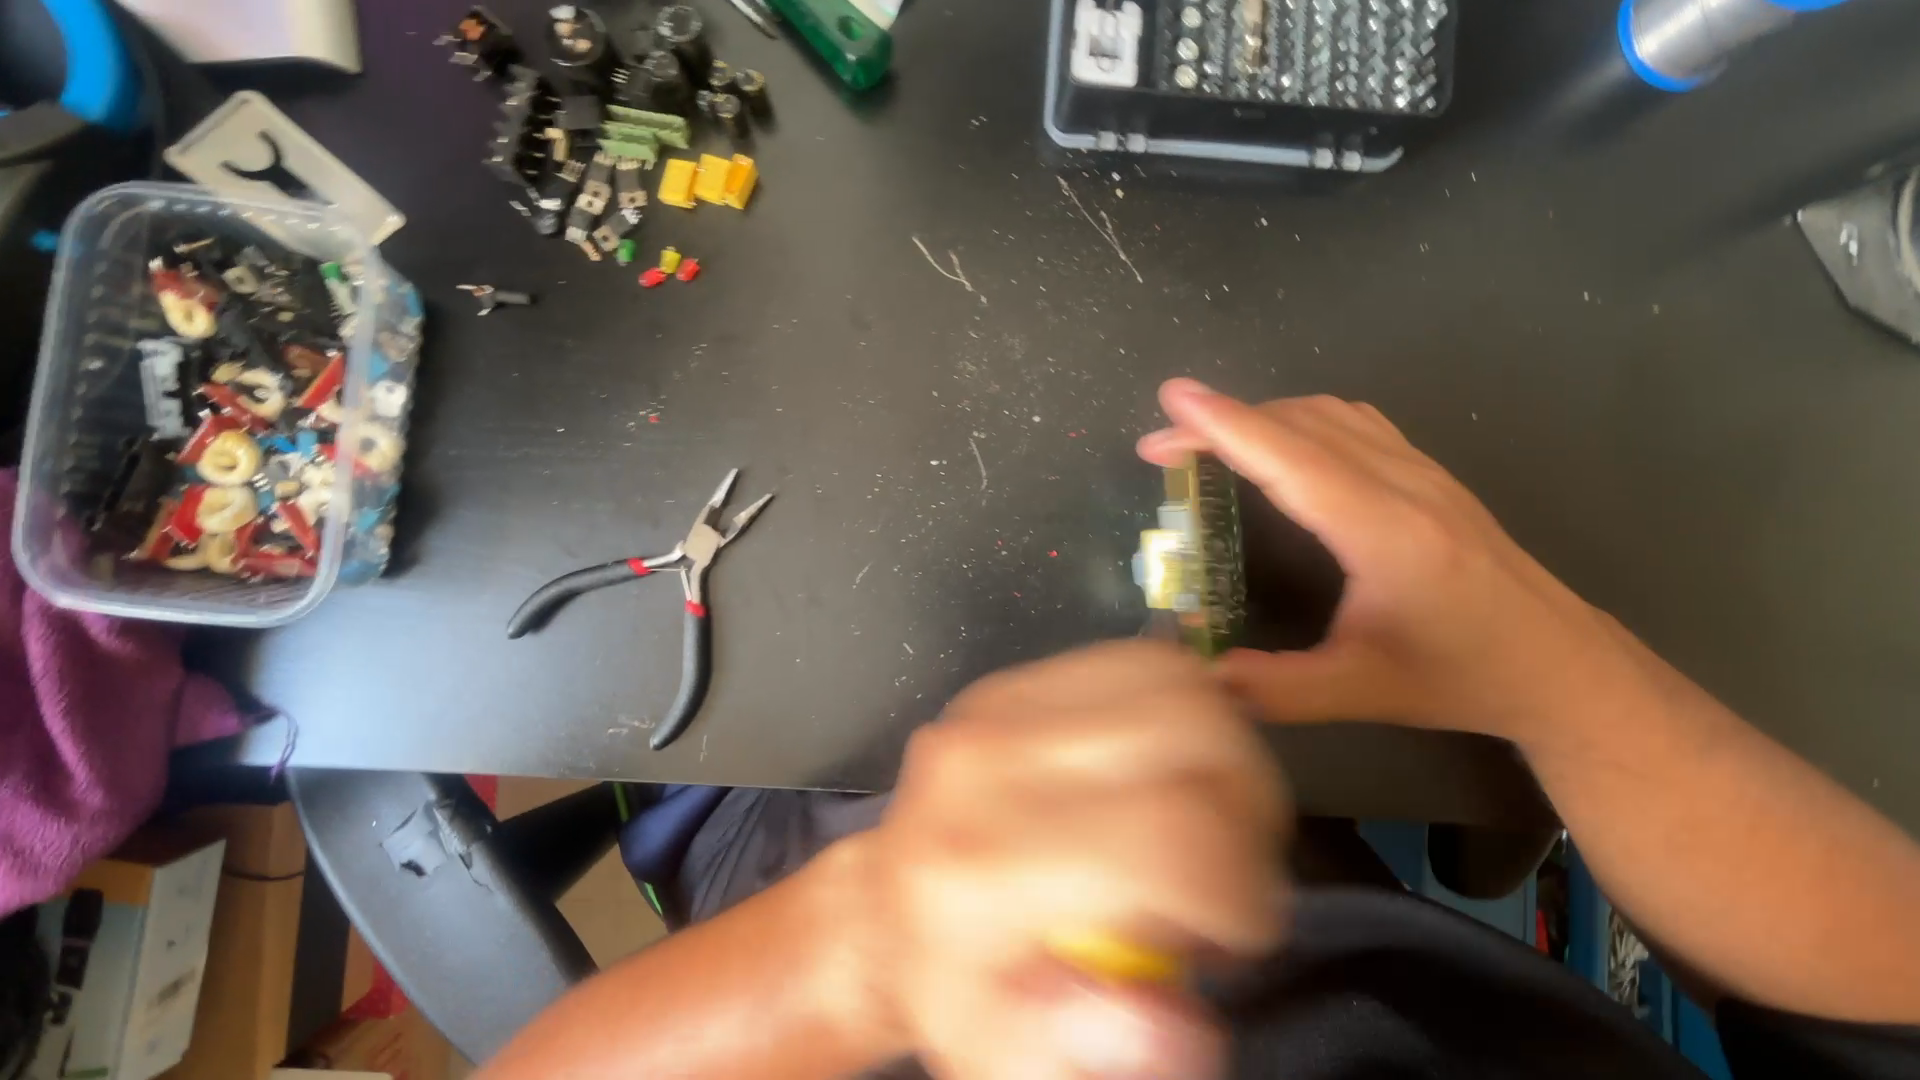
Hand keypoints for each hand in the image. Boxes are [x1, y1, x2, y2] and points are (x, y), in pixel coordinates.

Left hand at [841, 640, 1288, 1079]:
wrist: (884, 899)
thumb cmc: (953, 978)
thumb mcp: (1006, 1054)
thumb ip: (1090, 1046)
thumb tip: (1173, 1021)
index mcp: (979, 867)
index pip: (1163, 835)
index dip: (1239, 888)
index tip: (1237, 928)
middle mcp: (985, 763)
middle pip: (1186, 727)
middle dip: (1248, 802)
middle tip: (1234, 864)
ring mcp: (996, 707)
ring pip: (1171, 677)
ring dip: (1222, 748)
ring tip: (1206, 814)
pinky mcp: (1011, 681)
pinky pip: (1137, 664)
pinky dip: (1182, 713)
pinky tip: (1170, 771)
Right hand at [1137, 378, 1630, 742]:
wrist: (1559, 666)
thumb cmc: (1459, 678)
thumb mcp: (1360, 694)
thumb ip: (1273, 687)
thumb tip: (1196, 677)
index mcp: (1384, 533)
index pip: (1291, 459)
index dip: (1226, 425)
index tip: (1172, 398)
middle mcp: (1403, 486)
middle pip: (1300, 424)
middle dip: (1222, 422)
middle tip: (1161, 447)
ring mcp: (1422, 472)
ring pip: (1328, 414)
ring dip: (1260, 416)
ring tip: (1206, 443)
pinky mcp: (1430, 474)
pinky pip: (1354, 422)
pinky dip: (1298, 420)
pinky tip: (1278, 446)